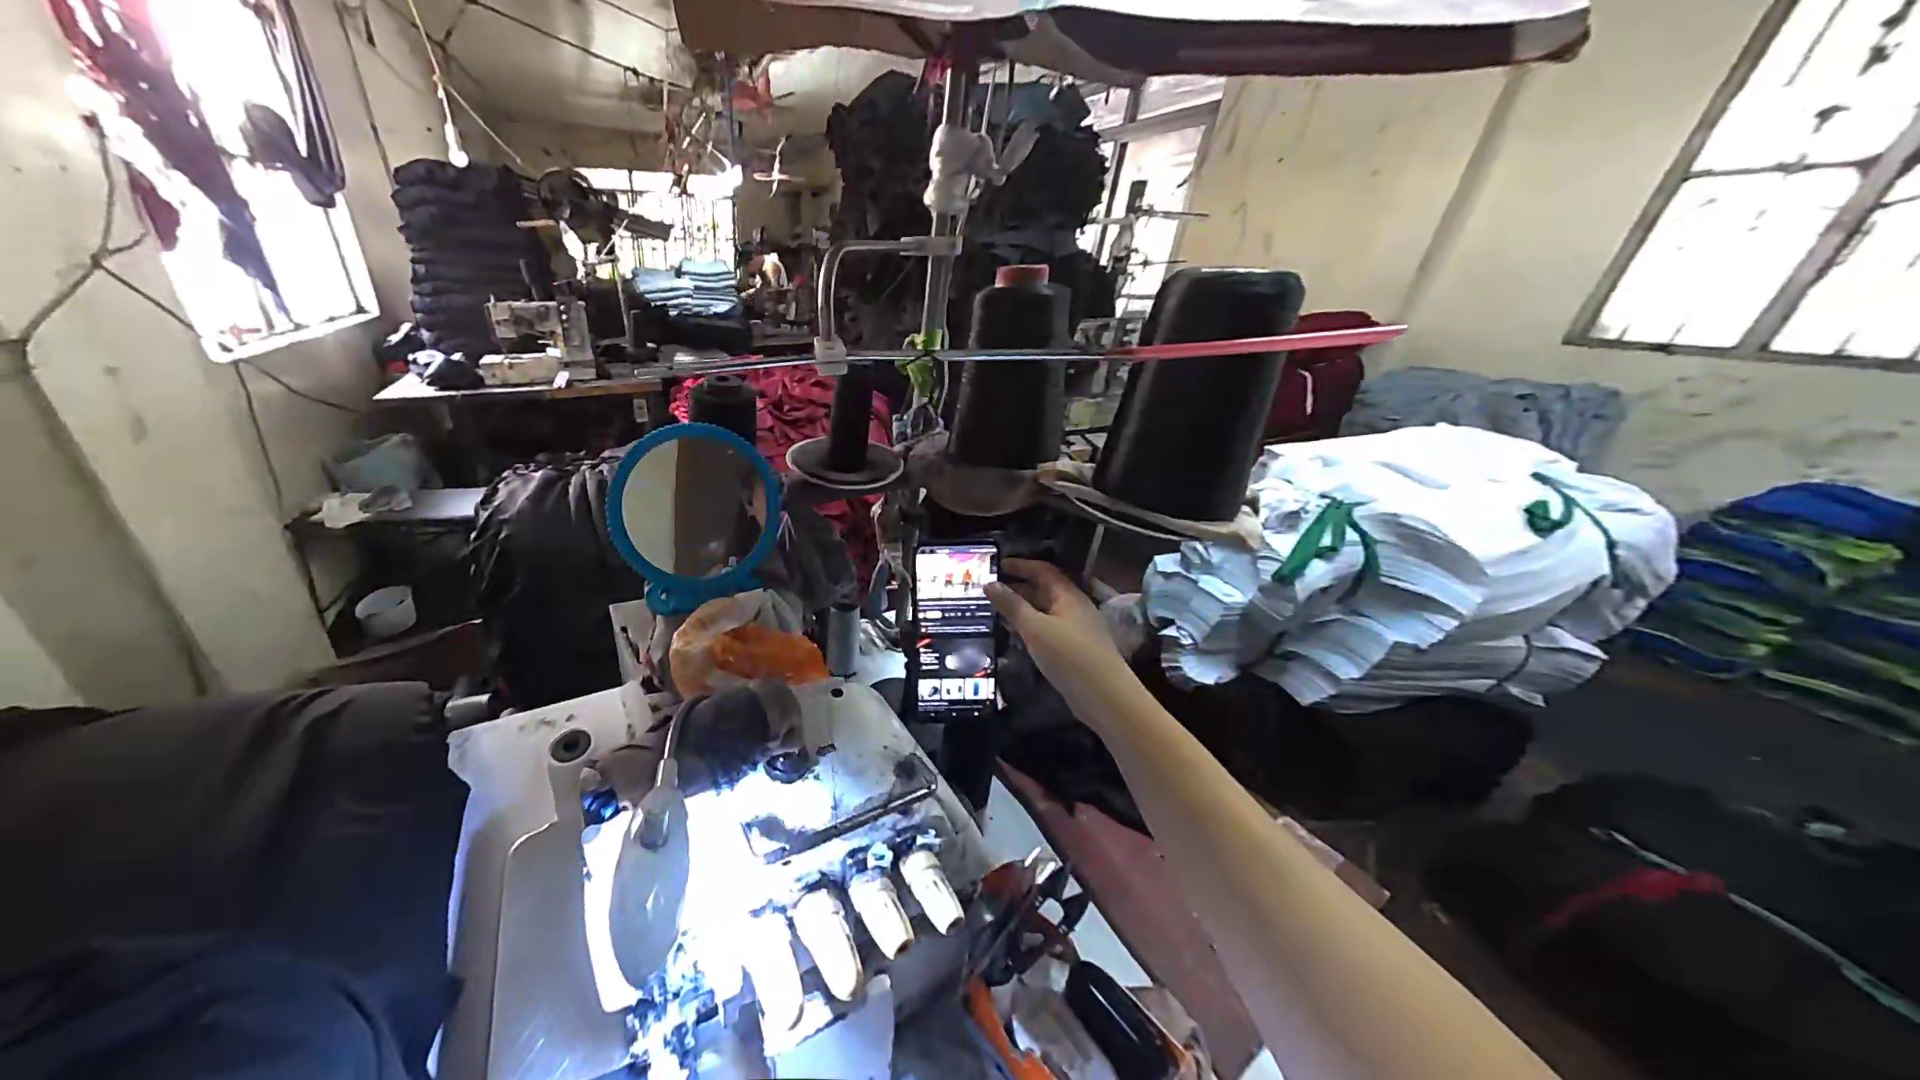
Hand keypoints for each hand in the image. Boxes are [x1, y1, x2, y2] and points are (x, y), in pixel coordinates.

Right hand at [987, 559, 1135, 713]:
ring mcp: (1076, 628)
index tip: (996, 565)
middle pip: (1044, 589)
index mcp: (1067, 595)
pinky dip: (1030, 626)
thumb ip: (1012, 605)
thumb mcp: (1035, 628)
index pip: (1042, 570)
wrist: (1104, 695)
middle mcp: (1074, 606)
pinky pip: (1048, 628)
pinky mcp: (1074, 648)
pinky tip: (1015, 635)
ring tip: (995, 610)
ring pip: (1045, 610)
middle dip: (1018, 586)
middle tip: (989, 589)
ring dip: (1022, 608)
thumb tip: (990, 584)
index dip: (1020, 565)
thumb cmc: (1068, 655)